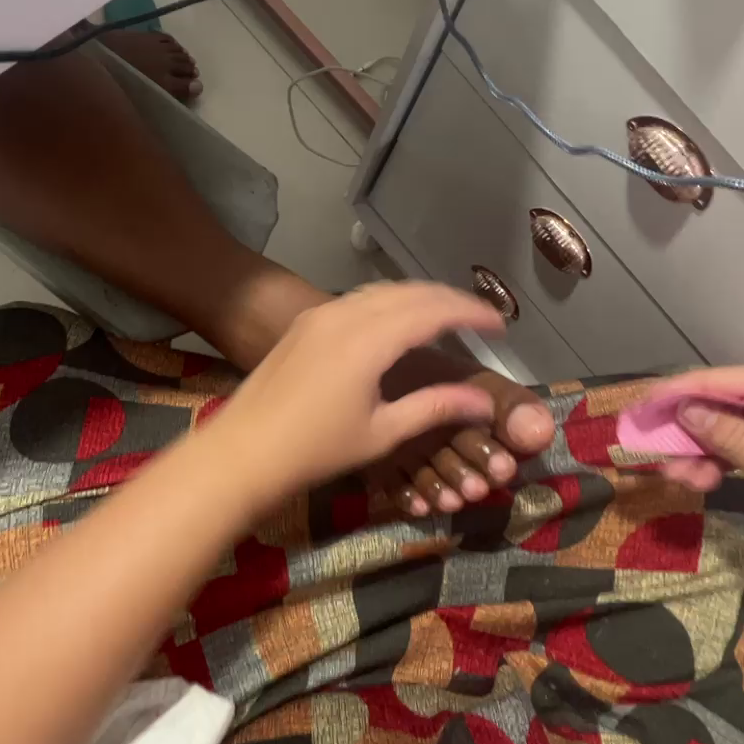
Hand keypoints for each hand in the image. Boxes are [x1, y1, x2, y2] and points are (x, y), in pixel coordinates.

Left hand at [201, 282, 505, 498]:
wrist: (242, 452)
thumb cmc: (314, 450)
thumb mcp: (381, 433)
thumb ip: (434, 408)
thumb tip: (483, 401)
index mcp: (368, 339)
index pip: (433, 310)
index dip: (471, 312)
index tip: (501, 323)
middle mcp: (344, 314)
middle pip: (409, 292)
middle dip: (449, 299)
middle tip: (480, 318)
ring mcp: (319, 315)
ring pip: (381, 291)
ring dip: (417, 297)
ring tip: (446, 317)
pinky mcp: (304, 324)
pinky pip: (357, 299)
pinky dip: (388, 303)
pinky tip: (397, 323)